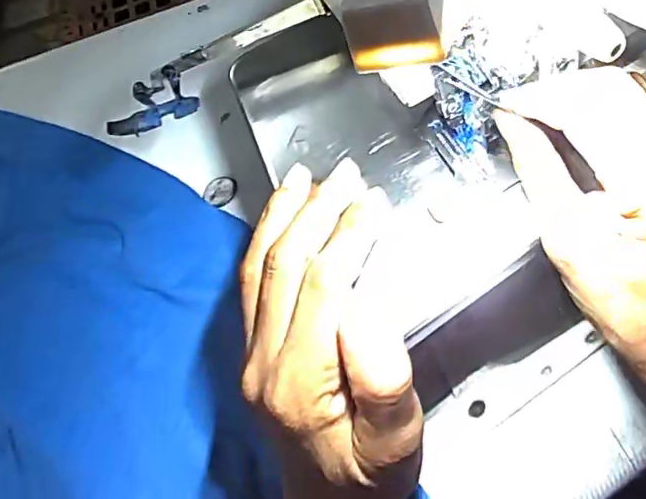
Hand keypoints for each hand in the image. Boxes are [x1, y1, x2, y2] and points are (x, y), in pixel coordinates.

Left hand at [241, 159, 422, 498]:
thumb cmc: (364, 480)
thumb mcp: (393, 445)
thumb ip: (383, 380)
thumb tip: (365, 308)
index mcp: (300, 381)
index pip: (324, 284)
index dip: (351, 235)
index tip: (374, 204)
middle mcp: (264, 361)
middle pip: (288, 262)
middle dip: (320, 210)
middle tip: (348, 177)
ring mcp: (252, 350)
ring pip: (261, 263)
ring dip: (286, 212)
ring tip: (306, 177)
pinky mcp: (251, 344)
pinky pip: (251, 277)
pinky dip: (266, 234)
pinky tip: (281, 213)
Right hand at [494, 68, 645, 389]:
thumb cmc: (638, 309)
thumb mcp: (567, 239)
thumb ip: (538, 166)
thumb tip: (512, 121)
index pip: (586, 110)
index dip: (537, 101)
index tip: (507, 106)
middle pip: (608, 87)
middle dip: (555, 91)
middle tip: (520, 108)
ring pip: (623, 89)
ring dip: (575, 94)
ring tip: (541, 115)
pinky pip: (637, 107)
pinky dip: (597, 105)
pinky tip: (572, 124)